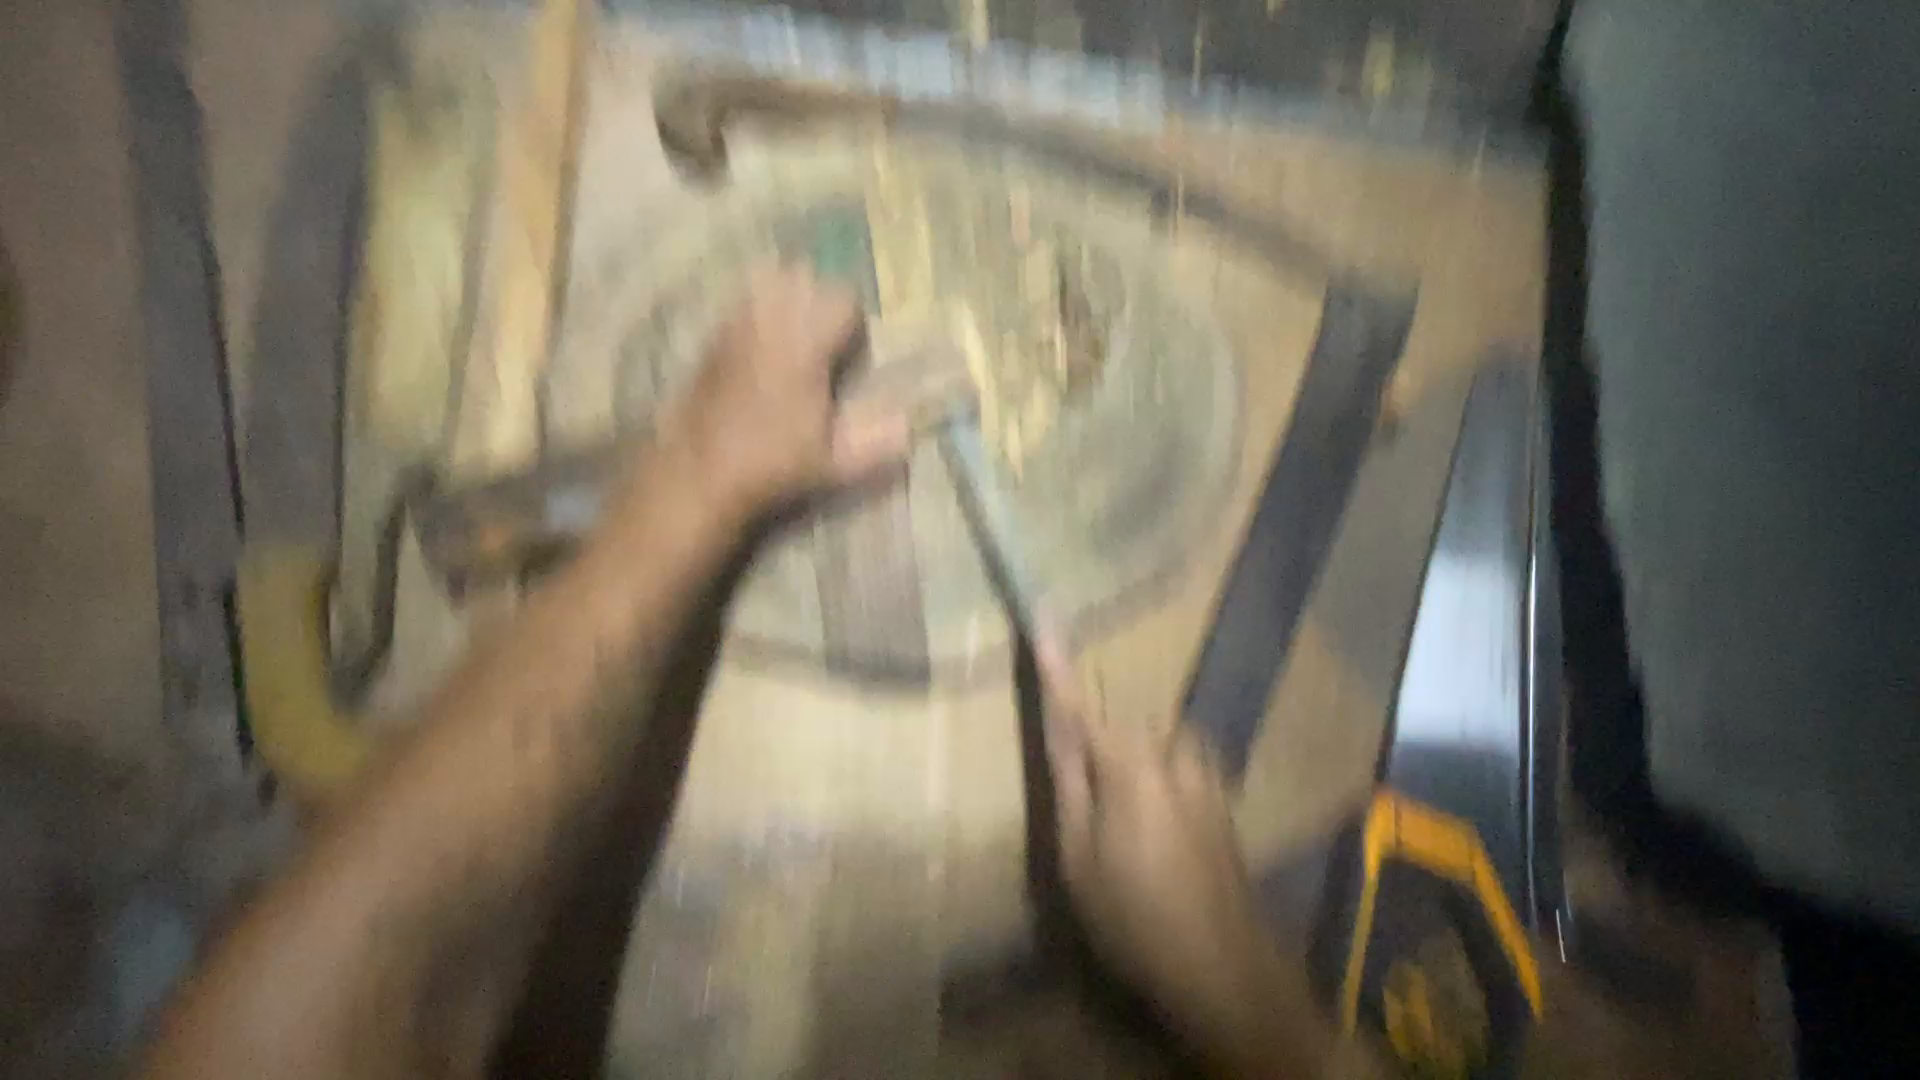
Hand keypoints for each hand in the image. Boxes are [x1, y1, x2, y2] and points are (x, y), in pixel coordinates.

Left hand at [664, 263, 910, 518]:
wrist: (698, 473)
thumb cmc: (772, 466)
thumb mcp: (835, 462)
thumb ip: (878, 441)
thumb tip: (910, 422)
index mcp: (806, 345)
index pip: (843, 298)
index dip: (854, 322)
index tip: (851, 353)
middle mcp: (770, 322)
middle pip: (803, 276)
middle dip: (819, 298)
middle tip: (824, 338)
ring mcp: (736, 325)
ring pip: (767, 280)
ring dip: (786, 297)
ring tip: (794, 334)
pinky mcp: (711, 339)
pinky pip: (740, 303)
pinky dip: (756, 311)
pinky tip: (760, 348)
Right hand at [1043, 685, 1271, 1035]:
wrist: (1226, 971)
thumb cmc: (1134, 917)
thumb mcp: (1078, 857)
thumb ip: (1069, 779)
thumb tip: (1058, 722)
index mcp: (1128, 765)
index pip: (1078, 703)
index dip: (1056, 661)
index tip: (1042, 615)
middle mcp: (1171, 754)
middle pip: (1122, 719)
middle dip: (1098, 733)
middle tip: (1081, 784)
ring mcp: (1205, 774)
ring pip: (1155, 740)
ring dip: (1133, 754)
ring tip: (1121, 811)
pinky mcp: (1223, 795)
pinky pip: (1180, 761)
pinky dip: (1160, 770)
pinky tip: (1157, 820)